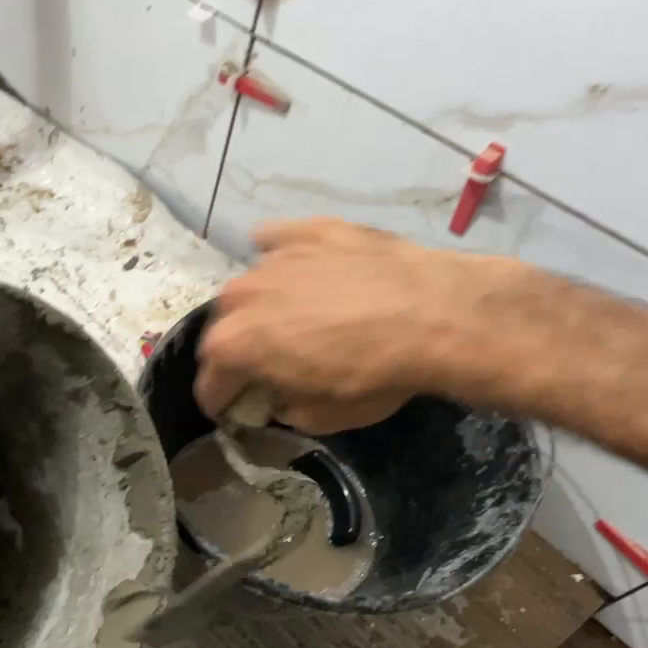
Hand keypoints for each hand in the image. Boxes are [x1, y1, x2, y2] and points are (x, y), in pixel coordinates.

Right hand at [194, 218, 525, 433]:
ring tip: (289, 316)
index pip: (209, 383)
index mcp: (233, 346)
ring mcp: (272, 258)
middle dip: (237, 350)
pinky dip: (278, 256)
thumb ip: (284, 409)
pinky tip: (296, 267)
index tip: (236, 410)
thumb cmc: (374, 374)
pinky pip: (276, 241)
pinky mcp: (308, 231)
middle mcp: (239, 297)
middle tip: (266, 364)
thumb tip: (279, 399)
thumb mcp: (322, 417)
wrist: (438, 314)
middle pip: (224, 329)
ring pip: (249, 287)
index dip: (221, 401)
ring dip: (259, 306)